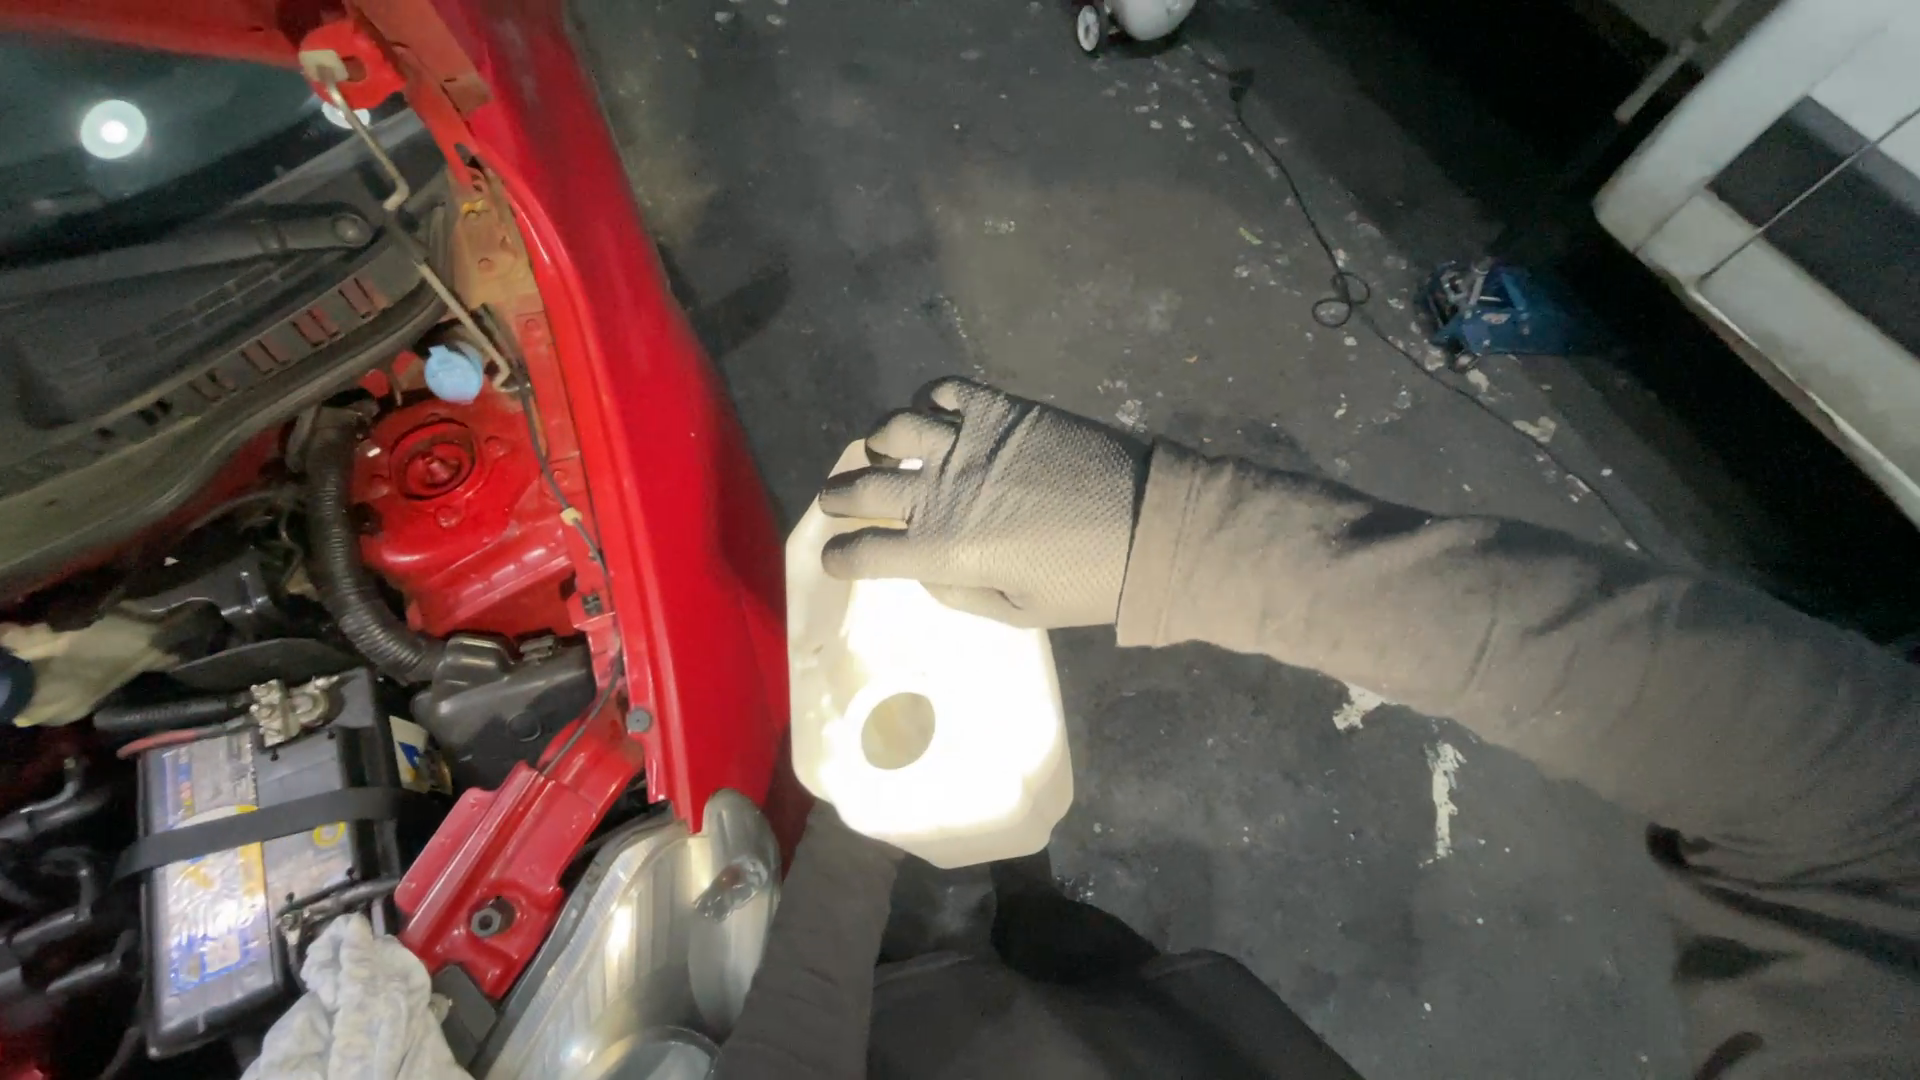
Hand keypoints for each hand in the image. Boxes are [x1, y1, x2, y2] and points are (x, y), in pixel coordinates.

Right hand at [819, 377, 1147, 627]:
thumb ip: (956, 592)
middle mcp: (942, 491)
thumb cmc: (1086, 583)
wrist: (1150, 526)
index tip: (836, 556)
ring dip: (876, 442)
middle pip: (864, 486)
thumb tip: (921, 567)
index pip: (864, 551)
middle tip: (836, 499)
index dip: (839, 556)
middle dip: (838, 497)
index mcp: (944, 551)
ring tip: (883, 450)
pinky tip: (932, 414)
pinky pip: (943, 389)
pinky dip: (927, 399)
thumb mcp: (1017, 613)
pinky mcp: (1000, 409)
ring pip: (892, 427)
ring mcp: (969, 442)